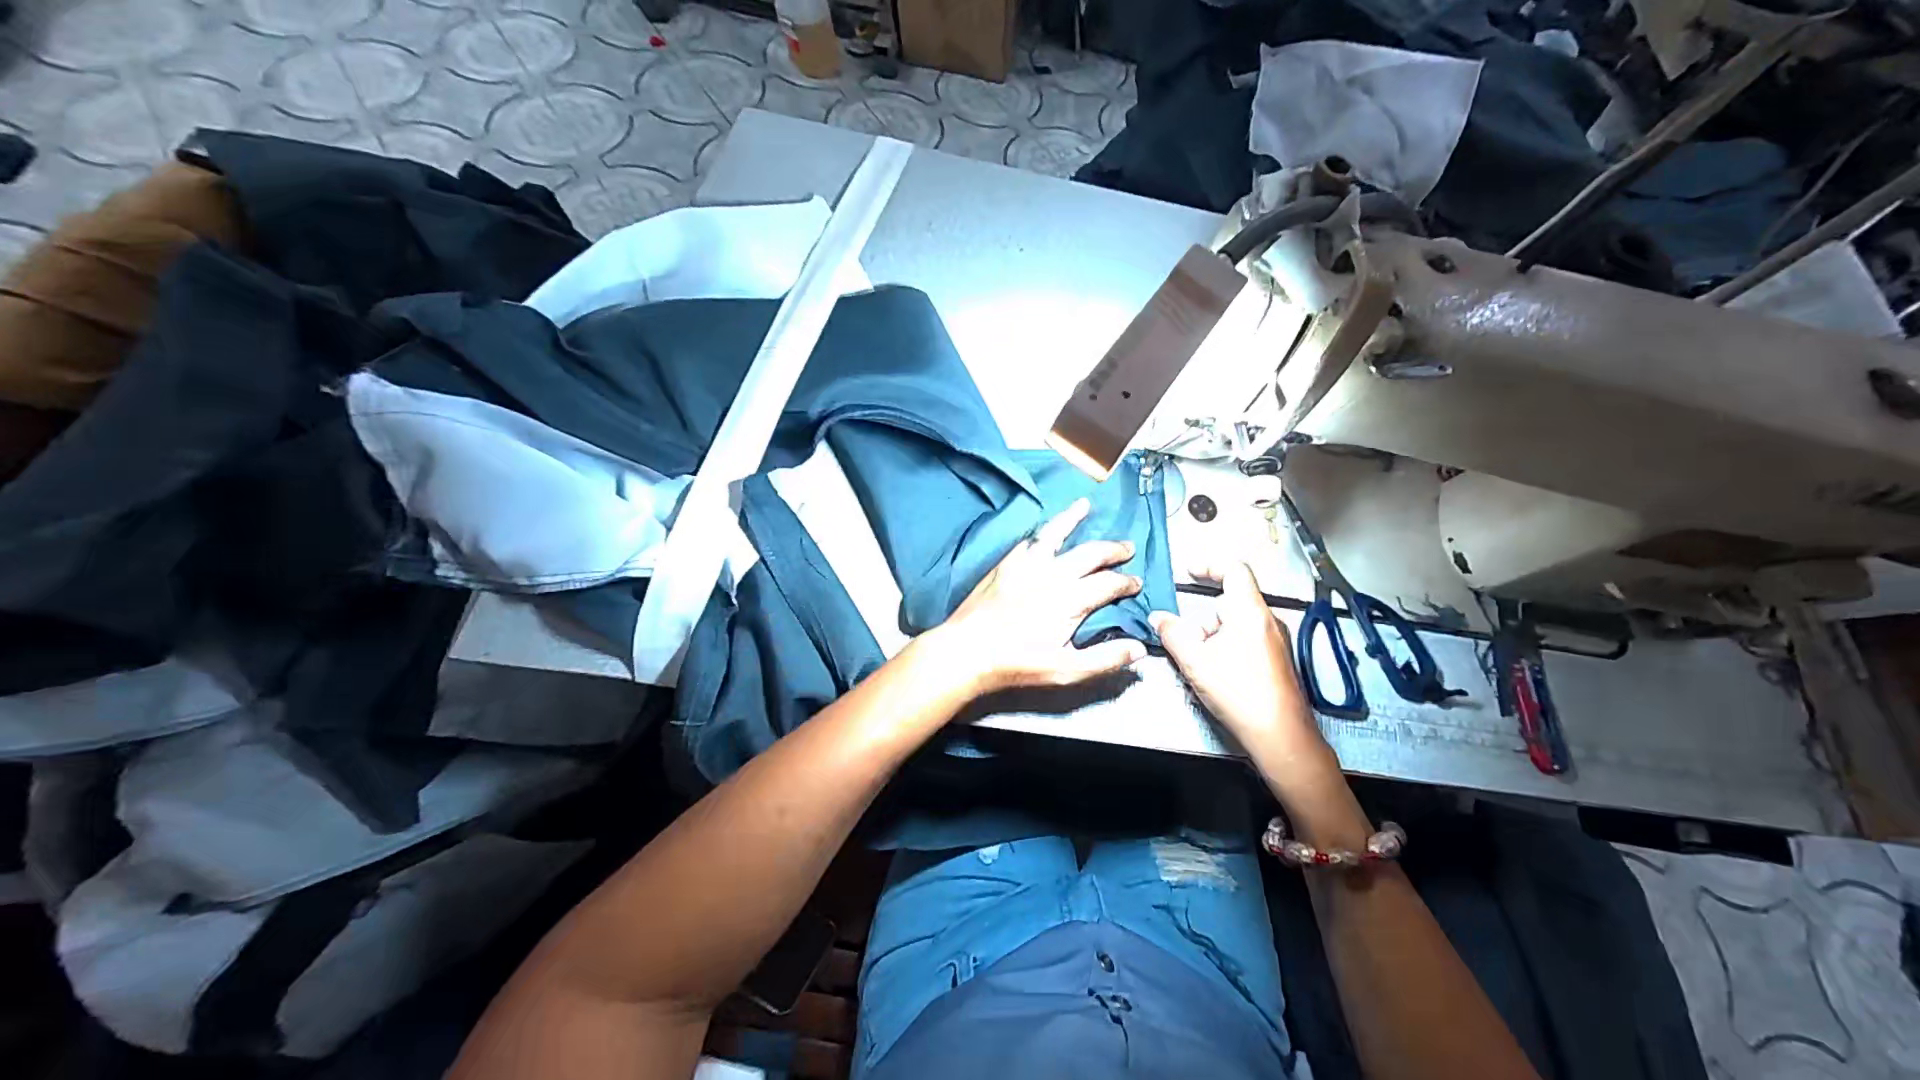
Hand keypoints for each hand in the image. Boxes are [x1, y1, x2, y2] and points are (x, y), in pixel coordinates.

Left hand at [928, 499, 1146, 694]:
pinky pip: (1027, 541)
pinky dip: (1040, 532)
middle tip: (1127, 547)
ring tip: (1084, 506)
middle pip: (1090, 553)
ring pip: (1055, 534)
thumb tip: (1138, 649)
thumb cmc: (1017, 663)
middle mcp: (1052, 575)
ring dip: (1072, 518)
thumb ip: (1104, 658)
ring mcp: (1026, 565)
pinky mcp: (1005, 564)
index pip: (1109, 584)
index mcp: (1070, 600)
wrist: (968, 651)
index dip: (1126, 583)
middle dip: (1112, 550)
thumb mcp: (1066, 670)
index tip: (1137, 583)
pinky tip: (1043, 529)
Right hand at [1151, 562, 1320, 750]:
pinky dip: (1227, 647)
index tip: (1191, 572)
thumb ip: (1172, 633)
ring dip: (1214, 634)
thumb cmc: (1242, 695)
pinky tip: (1217, 673)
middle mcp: (1267, 621)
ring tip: (1200, 661)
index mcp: (1250, 612)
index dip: (1210, 565)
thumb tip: (1159, 618)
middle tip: (1186, 634)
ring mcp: (1275, 641)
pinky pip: (1247, 640)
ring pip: (1238, 623)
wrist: (1280, 734)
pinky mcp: (1277, 660)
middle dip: (1204, 615)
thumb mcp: (1194, 661)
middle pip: (1231, 600)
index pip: (1234, 569)